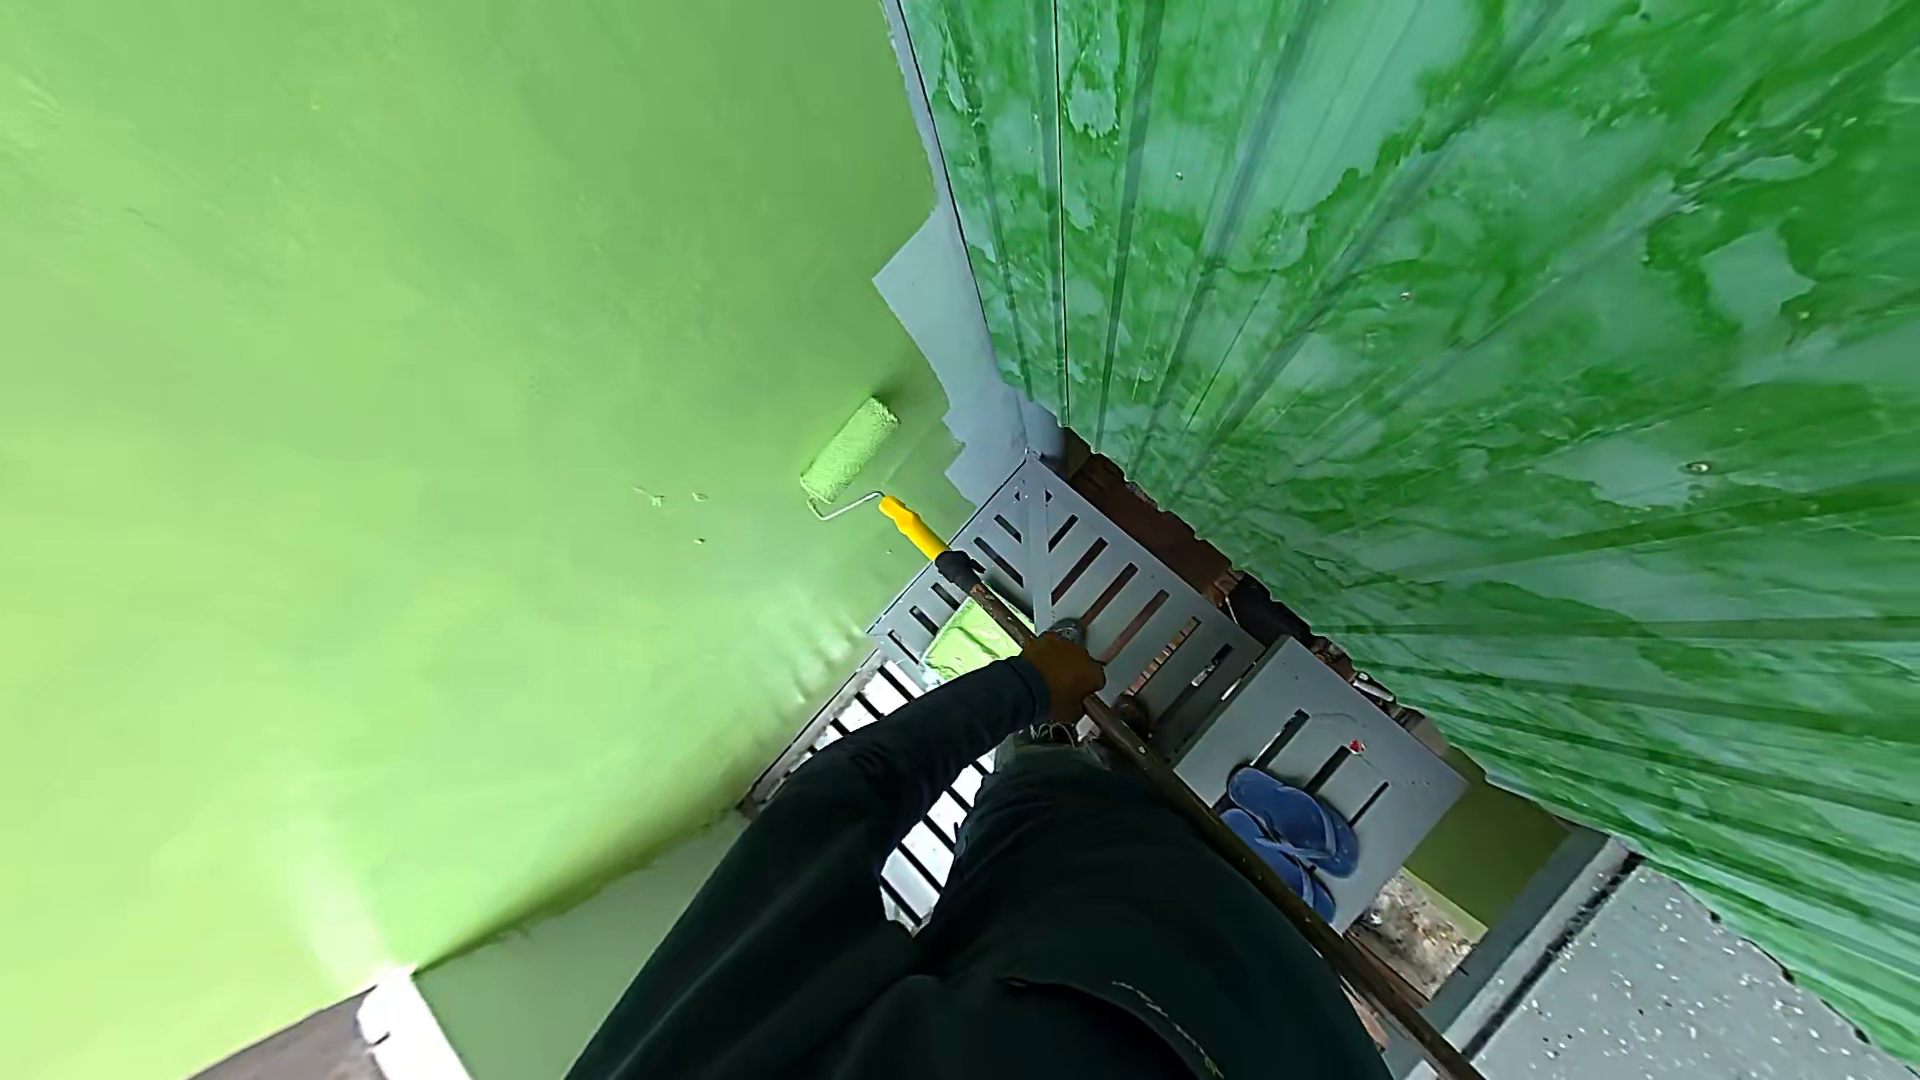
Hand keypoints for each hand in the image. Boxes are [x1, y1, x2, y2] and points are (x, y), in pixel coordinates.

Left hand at [1021, 632, 1105, 722]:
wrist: (1024, 686)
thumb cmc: (1049, 699)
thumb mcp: (1071, 712)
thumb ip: (1081, 705)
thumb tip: (1078, 704)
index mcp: (1093, 672)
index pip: (1098, 680)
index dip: (1089, 688)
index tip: (1082, 694)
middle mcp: (1081, 654)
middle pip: (1084, 663)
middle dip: (1077, 672)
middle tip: (1064, 685)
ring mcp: (1064, 644)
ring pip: (1068, 653)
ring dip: (1063, 661)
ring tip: (1051, 675)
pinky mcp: (1046, 639)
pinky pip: (1052, 647)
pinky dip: (1048, 653)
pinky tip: (1041, 665)